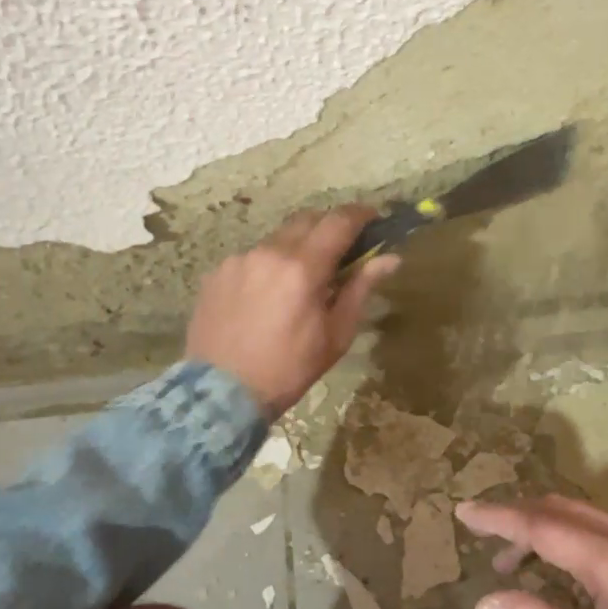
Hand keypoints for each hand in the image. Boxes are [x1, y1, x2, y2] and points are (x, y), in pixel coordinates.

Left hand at [184, 206, 397, 416]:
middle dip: (329, 226)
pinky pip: (252, 256)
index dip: (361, 214)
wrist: (221, 394)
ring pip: (278, 237)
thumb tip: (390, 259)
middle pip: (307, 219)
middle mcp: (269, 252)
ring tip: (302, 278)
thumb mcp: (336, 335)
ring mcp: (239, 260)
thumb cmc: (289, 369)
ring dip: (297, 247)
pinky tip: (269, 294)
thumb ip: (361, 289)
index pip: (339, 221)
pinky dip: (270, 265)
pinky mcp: (217, 272)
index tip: (374, 219)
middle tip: (343, 248)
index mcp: (303, 268)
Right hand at [456, 495, 607, 608]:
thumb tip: (486, 602)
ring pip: (590, 514)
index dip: (500, 518)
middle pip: (567, 509)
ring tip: (517, 561)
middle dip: (521, 518)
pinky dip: (579, 535)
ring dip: (550, 527)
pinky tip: (567, 564)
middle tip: (486, 543)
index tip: (464, 511)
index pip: (546, 527)